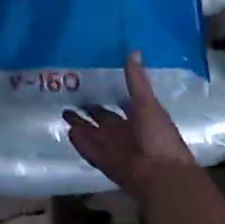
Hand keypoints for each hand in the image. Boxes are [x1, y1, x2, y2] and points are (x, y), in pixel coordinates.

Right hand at [64, 52, 196, 194]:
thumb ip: (136, 80)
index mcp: (140, 117)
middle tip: (72, 96)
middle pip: (103, 119)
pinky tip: (68, 131)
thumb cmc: (158, 134)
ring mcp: (113, 147)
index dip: (109, 92)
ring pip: (93, 133)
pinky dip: (79, 141)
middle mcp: (125, 132)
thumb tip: (133, 50)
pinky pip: (88, 148)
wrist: (160, 173)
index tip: (94, 80)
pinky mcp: (103, 161)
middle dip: (90, 109)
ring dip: (81, 124)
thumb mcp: (147, 102)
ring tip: (64, 112)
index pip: (120, 102)